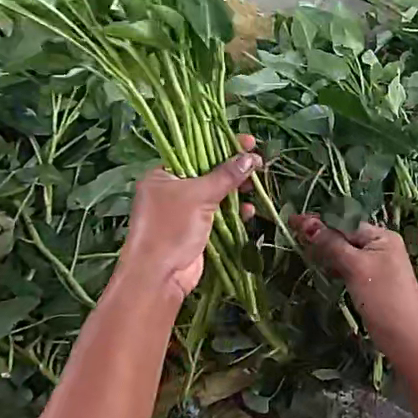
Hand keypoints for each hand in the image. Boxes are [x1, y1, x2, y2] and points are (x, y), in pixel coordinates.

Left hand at [118, 135, 259, 298]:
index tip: (248, 142)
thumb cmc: (171, 227)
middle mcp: (172, 189)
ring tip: (256, 187)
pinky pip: (219, 214)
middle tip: (259, 164)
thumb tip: (249, 158)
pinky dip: (234, 211)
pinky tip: (249, 210)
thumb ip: (225, 175)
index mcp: (164, 174)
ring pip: (216, 194)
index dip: (222, 144)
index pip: (196, 150)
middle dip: (234, 169)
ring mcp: (184, 211)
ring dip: (237, 190)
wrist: (159, 275)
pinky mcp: (196, 229)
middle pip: (208, 171)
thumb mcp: (199, 195)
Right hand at [289, 214, 417, 332]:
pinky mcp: (371, 282)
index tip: (292, 219)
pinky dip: (335, 265)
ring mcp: (377, 264)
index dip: (319, 221)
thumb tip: (308, 223)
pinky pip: (349, 266)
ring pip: (346, 251)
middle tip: (292, 234)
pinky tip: (322, 269)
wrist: (406, 338)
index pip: (345, 222)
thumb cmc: (383, 298)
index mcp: (381, 236)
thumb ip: (332, 244)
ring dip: (326, 251)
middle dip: (321, 234)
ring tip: (302, 250)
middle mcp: (381, 246)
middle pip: (345, 234)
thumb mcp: (355, 267)